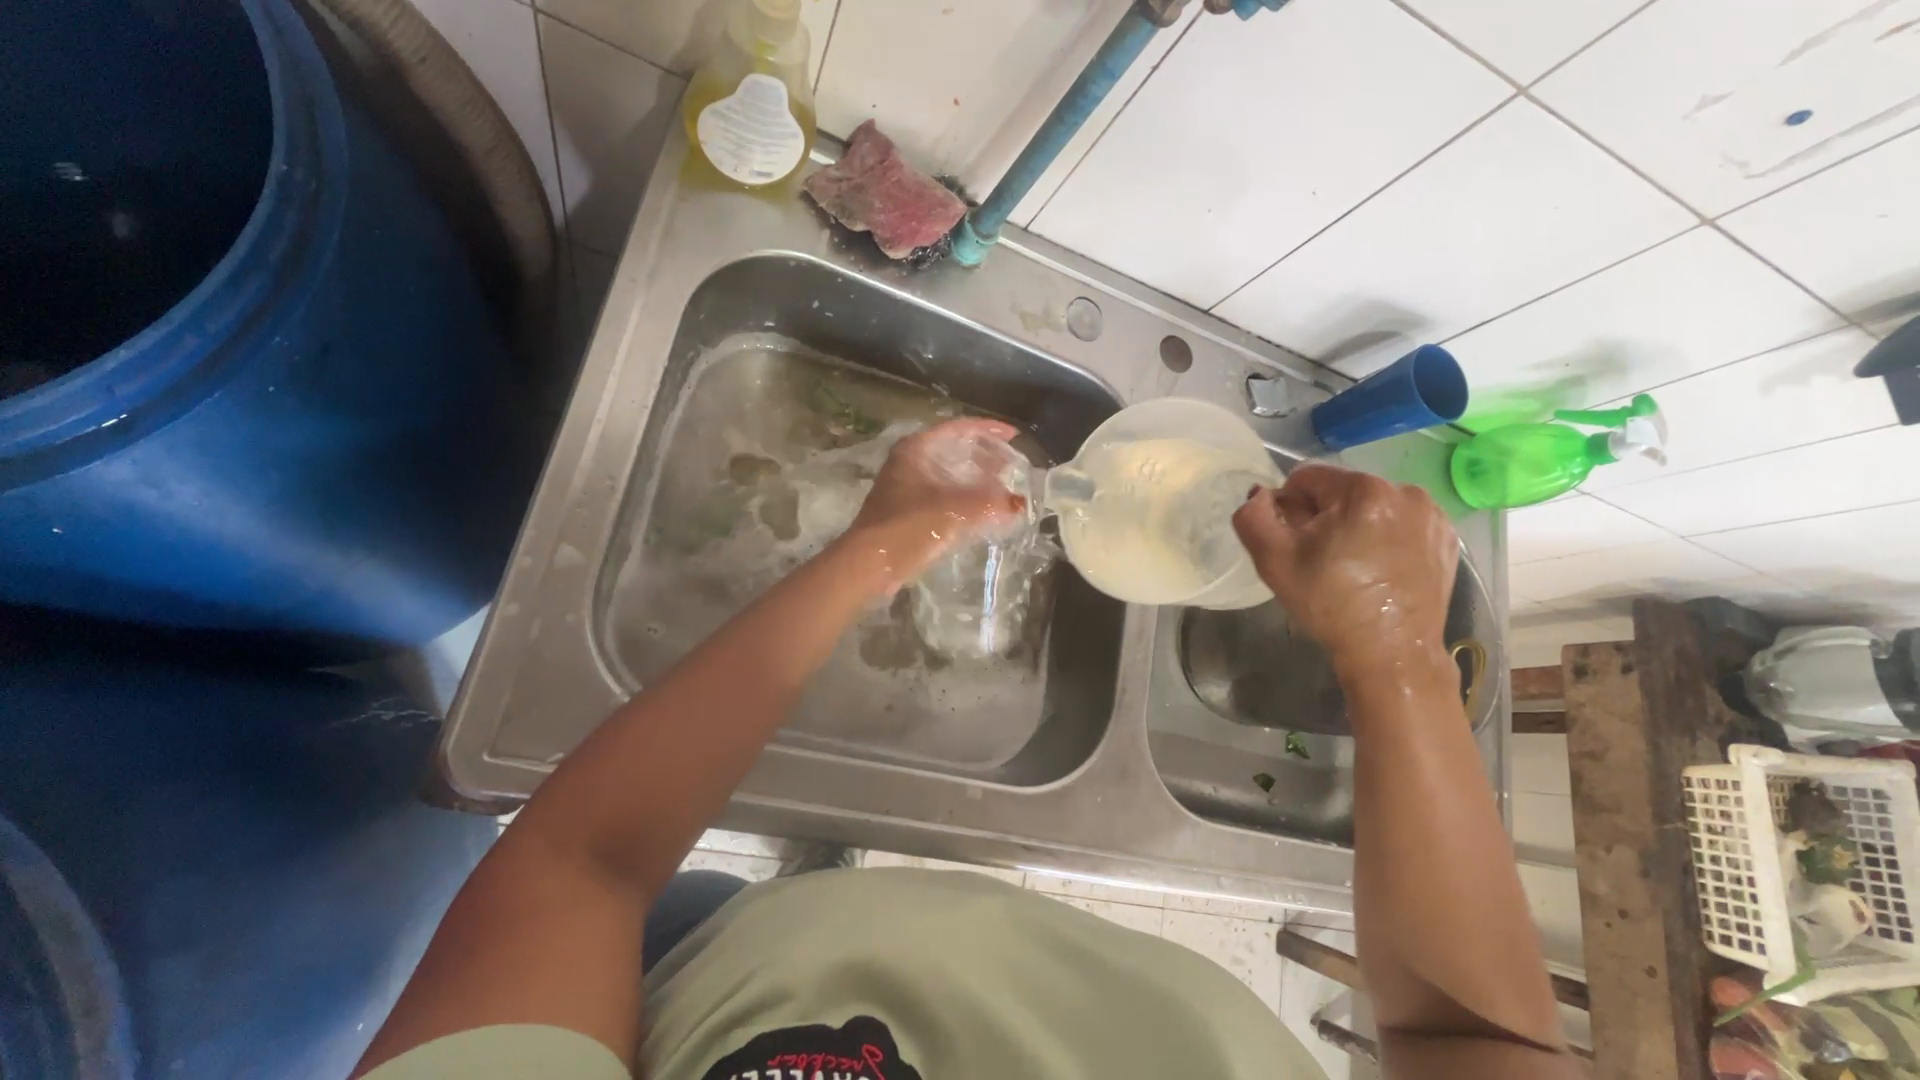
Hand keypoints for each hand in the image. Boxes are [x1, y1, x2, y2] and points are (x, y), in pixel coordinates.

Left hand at [841, 417, 1029, 591]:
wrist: (870, 564)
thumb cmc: (909, 526)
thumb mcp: (955, 509)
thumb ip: (990, 501)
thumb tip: (1018, 503)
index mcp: (917, 448)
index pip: (959, 428)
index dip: (989, 429)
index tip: (1015, 436)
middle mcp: (909, 462)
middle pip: (954, 449)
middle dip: (985, 457)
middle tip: (1011, 466)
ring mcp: (906, 487)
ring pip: (949, 475)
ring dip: (976, 480)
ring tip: (1002, 489)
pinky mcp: (907, 512)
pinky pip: (943, 497)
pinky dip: (964, 500)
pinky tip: (982, 513)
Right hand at [1232, 463, 1457, 677]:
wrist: (1392, 653)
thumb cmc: (1331, 604)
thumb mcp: (1274, 561)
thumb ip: (1253, 517)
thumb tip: (1259, 495)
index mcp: (1363, 490)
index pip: (1307, 478)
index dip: (1289, 507)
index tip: (1294, 542)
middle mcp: (1405, 492)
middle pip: (1342, 491)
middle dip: (1324, 517)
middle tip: (1320, 560)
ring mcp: (1432, 516)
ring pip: (1373, 507)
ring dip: (1356, 526)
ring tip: (1352, 567)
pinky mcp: (1446, 540)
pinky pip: (1402, 525)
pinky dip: (1386, 539)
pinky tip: (1379, 571)